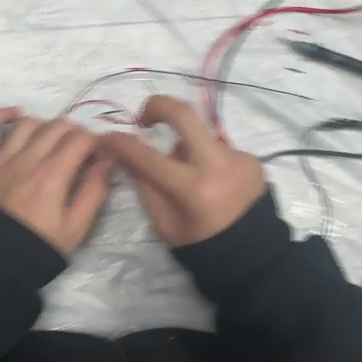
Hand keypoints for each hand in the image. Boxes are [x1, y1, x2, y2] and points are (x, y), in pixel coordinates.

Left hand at [0, 108, 113, 256]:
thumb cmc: (40, 247)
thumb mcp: (77, 227)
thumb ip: (94, 191)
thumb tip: (106, 161)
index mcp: (53, 175)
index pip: (81, 139)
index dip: (96, 142)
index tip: (99, 153)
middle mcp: (27, 160)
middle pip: (57, 126)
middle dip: (75, 133)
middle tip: (80, 150)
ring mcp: (1, 160)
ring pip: (28, 124)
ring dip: (46, 125)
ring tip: (53, 140)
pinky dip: (0, 116)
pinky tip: (16, 114)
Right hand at [98, 95, 265, 246]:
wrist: (253, 256)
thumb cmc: (201, 245)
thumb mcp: (164, 224)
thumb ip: (145, 186)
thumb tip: (127, 155)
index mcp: (192, 188)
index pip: (147, 156)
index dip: (121, 143)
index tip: (108, 137)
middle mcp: (218, 165)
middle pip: (184, 113)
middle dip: (157, 105)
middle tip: (145, 117)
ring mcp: (239, 158)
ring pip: (202, 136)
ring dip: (188, 148)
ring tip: (192, 177)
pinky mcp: (253, 159)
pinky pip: (220, 150)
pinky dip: (209, 161)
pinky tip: (215, 184)